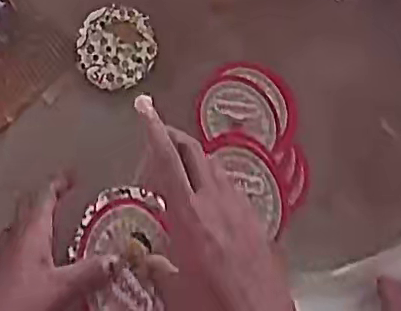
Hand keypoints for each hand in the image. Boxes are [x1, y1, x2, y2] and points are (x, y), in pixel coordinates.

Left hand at [0, 175, 116, 310]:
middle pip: (30, 204)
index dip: (59, 182)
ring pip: (19, 223)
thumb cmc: (17, 298)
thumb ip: (88, 272)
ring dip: (33, 217)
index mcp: (32, 229)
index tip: (71, 176)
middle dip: (45, 196)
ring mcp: (4, 252)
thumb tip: (112, 260)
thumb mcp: (60, 286)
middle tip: (60, 194)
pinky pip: (12, 245)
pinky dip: (24, 241)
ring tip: (45, 221)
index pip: (46, 193)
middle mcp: (16, 234)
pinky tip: (29, 256)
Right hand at [134, 95, 295, 310]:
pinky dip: (215, 181)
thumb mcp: (176, 294)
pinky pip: (230, 185)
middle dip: (172, 136)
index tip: (146, 108)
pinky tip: (211, 202)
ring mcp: (237, 206)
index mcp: (189, 215)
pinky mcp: (254, 218)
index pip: (168, 158)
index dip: (154, 129)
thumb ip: (158, 269)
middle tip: (158, 138)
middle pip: (191, 149)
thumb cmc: (217, 308)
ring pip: (212, 163)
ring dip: (194, 159)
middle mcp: (214, 201)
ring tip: (182, 173)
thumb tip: (146, 259)